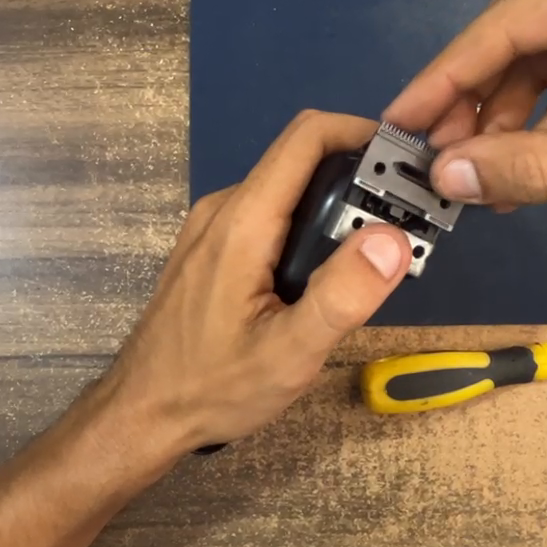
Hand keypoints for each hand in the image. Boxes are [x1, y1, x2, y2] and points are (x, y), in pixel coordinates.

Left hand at [101, 111, 411, 459]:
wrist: (142, 412)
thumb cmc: (211, 387)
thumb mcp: (288, 353)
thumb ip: (342, 296)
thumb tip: (393, 239)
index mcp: (243, 221)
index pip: (307, 136)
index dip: (361, 133)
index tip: (405, 166)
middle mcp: (224, 209)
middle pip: (300, 162)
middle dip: (356, 180)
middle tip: (402, 225)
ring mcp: (212, 229)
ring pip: (285, 192)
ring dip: (332, 209)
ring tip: (370, 257)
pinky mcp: (210, 250)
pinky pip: (267, 218)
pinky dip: (304, 230)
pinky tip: (321, 278)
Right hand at [382, 0, 546, 216]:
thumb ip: (540, 167)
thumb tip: (446, 181)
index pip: (517, 21)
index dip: (447, 77)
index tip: (396, 123)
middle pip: (531, 44)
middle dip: (480, 108)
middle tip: (435, 166)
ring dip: (515, 127)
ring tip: (477, 183)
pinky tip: (524, 175)